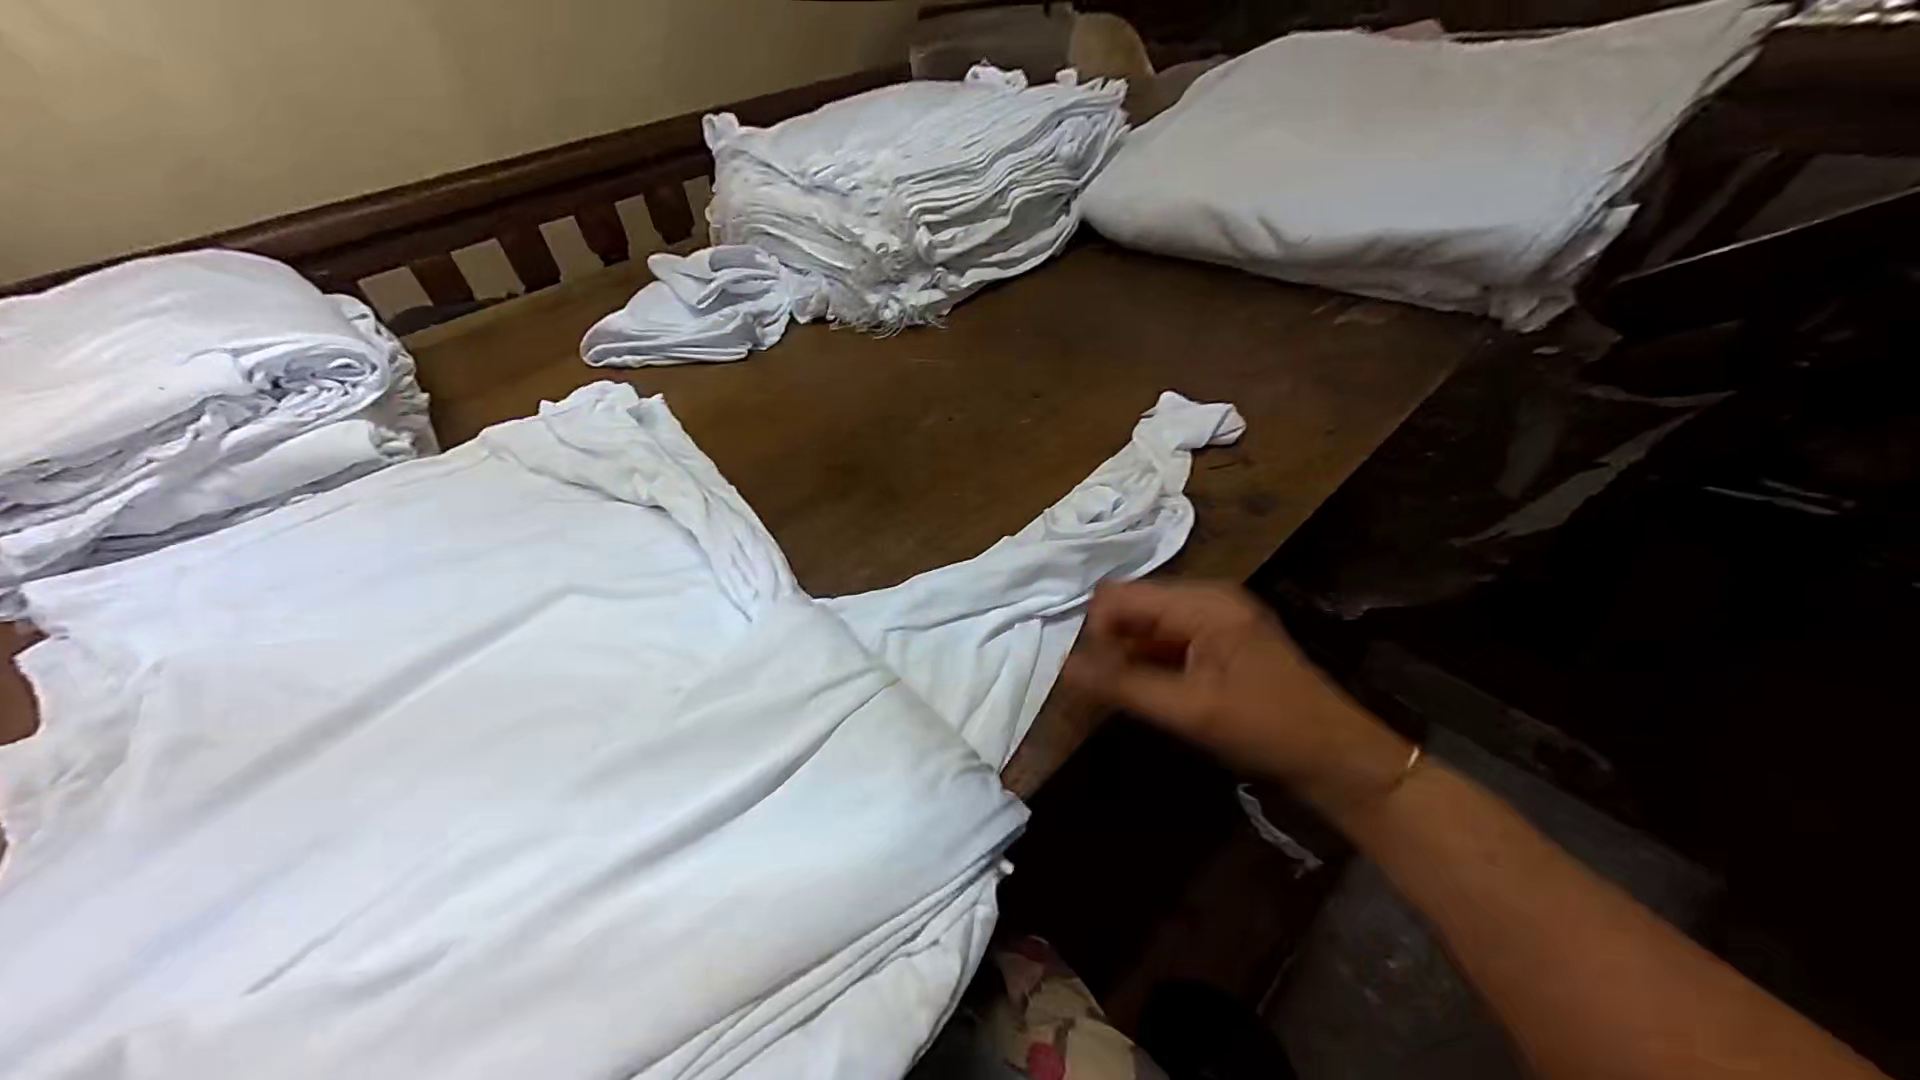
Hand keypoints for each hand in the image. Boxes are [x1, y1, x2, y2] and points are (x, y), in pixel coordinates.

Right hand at [1062, 581, 1414, 819]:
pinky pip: (1167, 639)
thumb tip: (1065, 667)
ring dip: (1128, 654)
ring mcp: (1215, 617)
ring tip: (1126, 694)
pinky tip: (1149, 690)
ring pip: (1147, 624)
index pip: (1120, 595)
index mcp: (1203, 602)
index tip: (1096, 677)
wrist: (1337, 758)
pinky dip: (1149, 661)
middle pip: (1133, 606)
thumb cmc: (1266, 729)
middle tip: (1109, 690)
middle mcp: (1207, 598)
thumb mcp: (1190, 710)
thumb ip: (1124, 685)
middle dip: (1111, 643)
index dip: (1097, 631)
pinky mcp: (1219, 639)